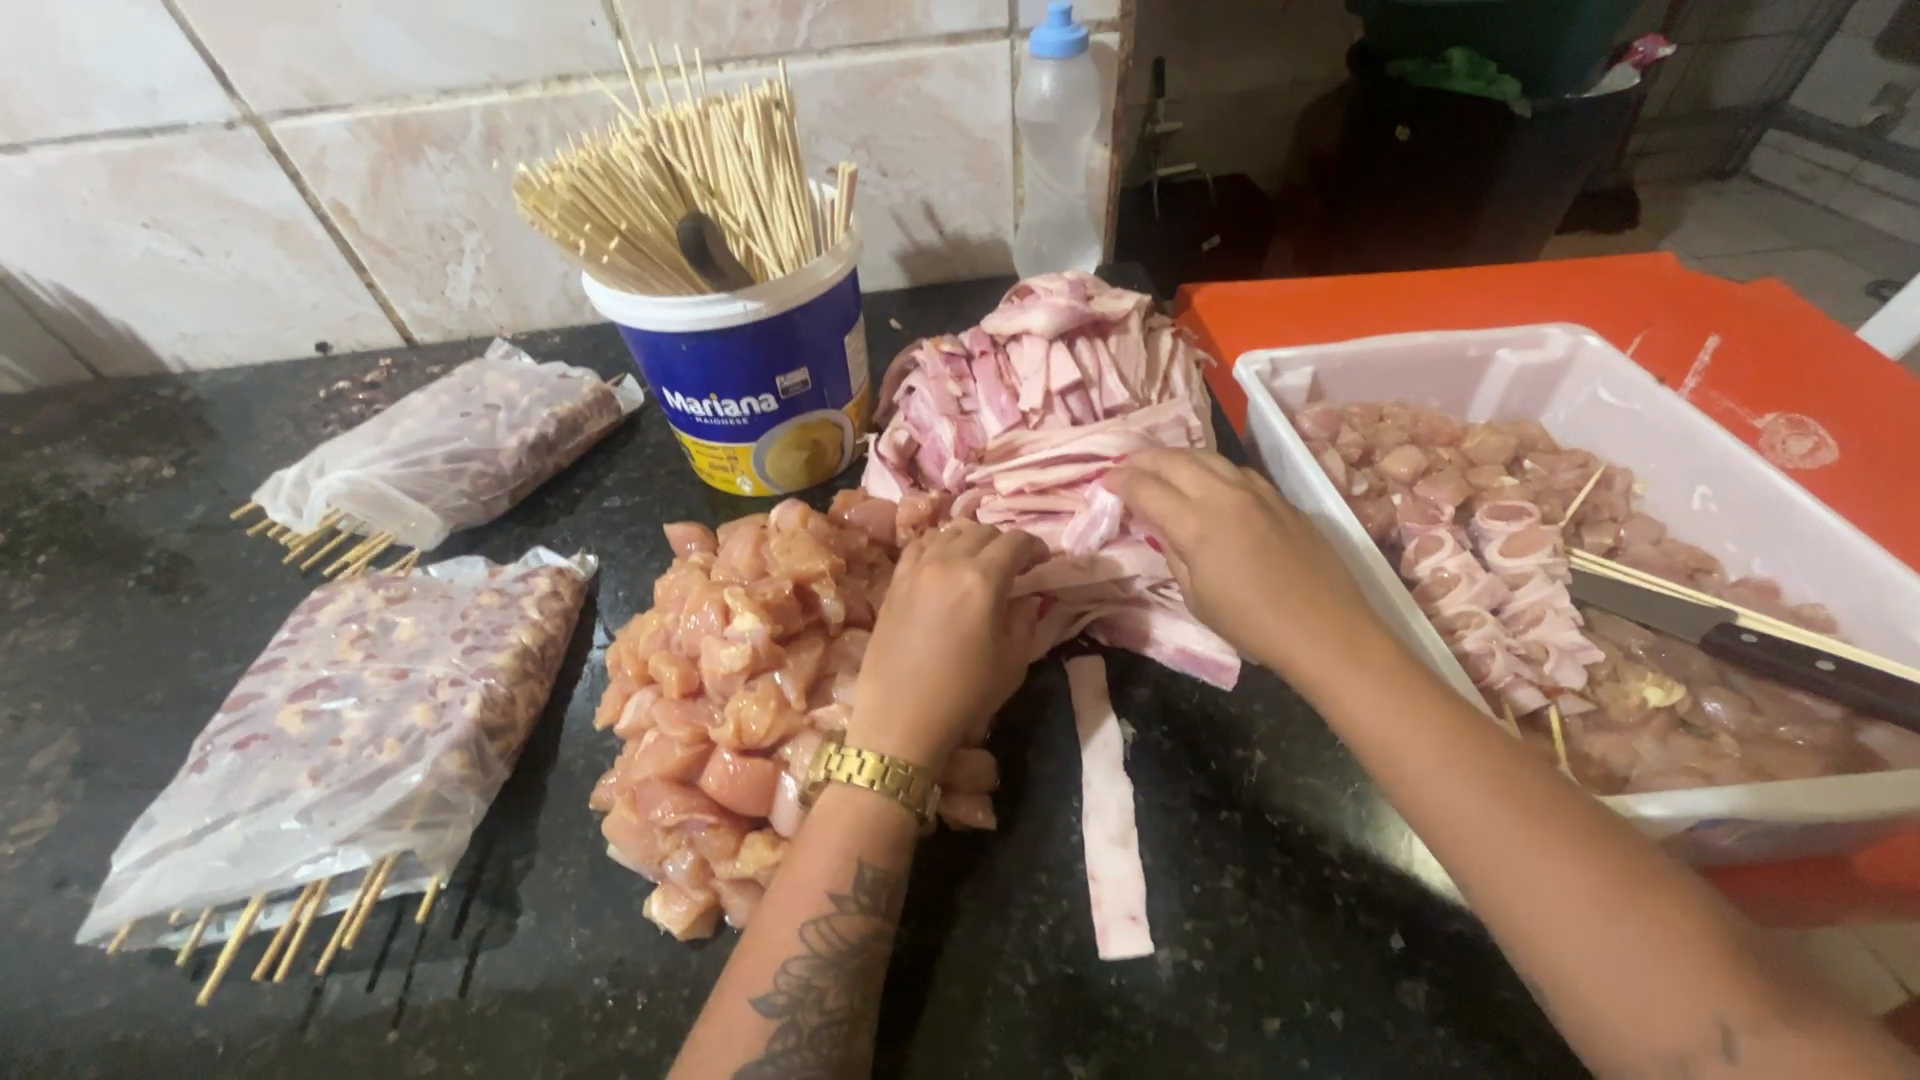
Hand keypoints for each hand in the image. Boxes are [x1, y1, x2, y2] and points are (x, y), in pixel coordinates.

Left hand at [847, 522, 1045, 768]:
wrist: (900, 717)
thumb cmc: (964, 695)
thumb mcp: (1012, 662)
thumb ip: (1025, 620)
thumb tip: (1028, 598)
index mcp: (984, 579)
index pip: (1015, 542)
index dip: (1035, 546)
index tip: (1042, 561)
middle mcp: (949, 563)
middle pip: (982, 531)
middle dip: (1004, 543)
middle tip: (1014, 565)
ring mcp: (916, 569)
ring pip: (949, 532)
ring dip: (971, 540)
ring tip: (977, 562)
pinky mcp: (894, 582)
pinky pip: (918, 546)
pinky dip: (937, 545)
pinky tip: (942, 563)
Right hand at [1105, 448, 1391, 682]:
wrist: (1325, 629)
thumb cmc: (1251, 625)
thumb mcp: (1196, 598)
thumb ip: (1174, 555)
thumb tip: (1165, 531)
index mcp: (1196, 524)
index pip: (1146, 488)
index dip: (1120, 481)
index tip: (1105, 481)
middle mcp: (1224, 495)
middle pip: (1174, 460)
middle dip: (1143, 459)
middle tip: (1126, 466)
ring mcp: (1257, 491)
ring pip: (1208, 456)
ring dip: (1177, 457)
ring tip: (1161, 466)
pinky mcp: (1280, 498)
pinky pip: (1236, 470)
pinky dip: (1210, 467)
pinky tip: (1206, 480)